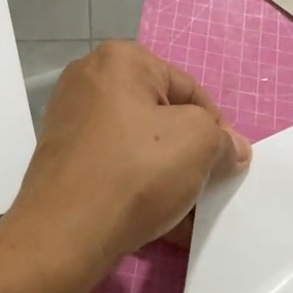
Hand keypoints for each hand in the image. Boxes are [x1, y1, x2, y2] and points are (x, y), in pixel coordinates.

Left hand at [0, 41, 249, 267]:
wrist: (62, 234)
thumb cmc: (134, 173)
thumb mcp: (198, 144)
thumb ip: (222, 139)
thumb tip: (231, 147)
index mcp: (120, 59)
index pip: (188, 89)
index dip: (214, 128)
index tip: (224, 166)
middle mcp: (89, 77)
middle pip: (160, 116)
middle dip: (186, 154)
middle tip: (202, 189)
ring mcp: (70, 117)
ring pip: (137, 145)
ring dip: (165, 176)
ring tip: (182, 214)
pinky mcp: (60, 155)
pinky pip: (113, 165)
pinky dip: (136, 187)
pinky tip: (157, 223)